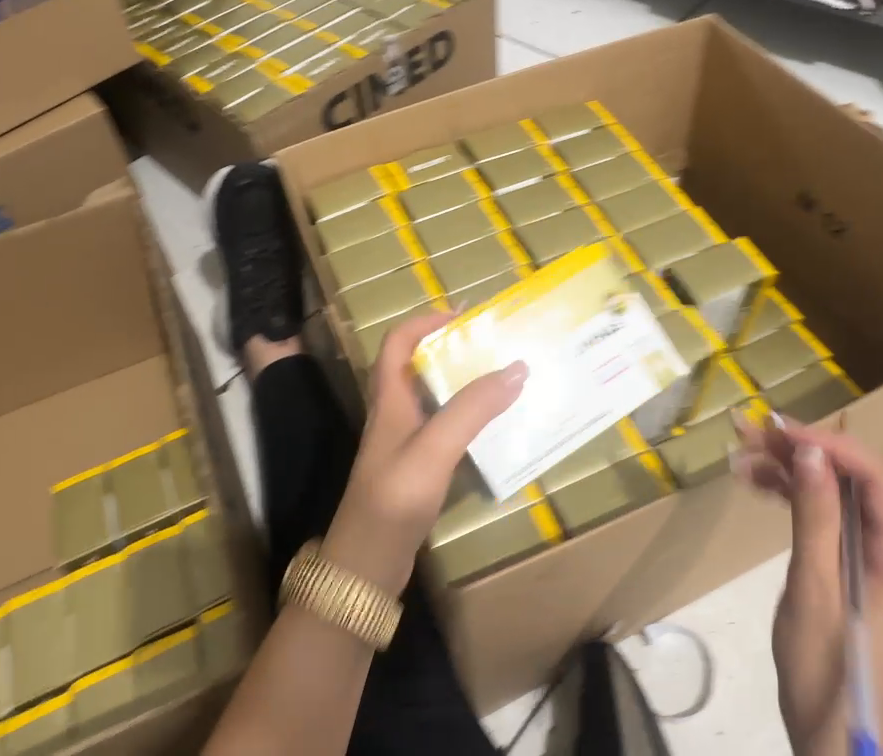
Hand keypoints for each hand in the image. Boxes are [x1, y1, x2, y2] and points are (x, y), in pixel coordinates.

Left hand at [323, 312, 527, 593]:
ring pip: (434, 400)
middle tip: (496, 346)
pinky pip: (444, 432)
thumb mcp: (434, 448)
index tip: (464, 315)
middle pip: (418, 368)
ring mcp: (403, 445)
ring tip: (505, 381)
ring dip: (464, 385)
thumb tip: (516, 367)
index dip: (425, 321)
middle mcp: (394, 415)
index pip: (398, 343)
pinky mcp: (415, 472)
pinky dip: (469, 421)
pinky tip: (496, 430)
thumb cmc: (394, 499)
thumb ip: (472, 409)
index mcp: (389, 400)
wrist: (366, 566)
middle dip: (453, 350)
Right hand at [733, 417, 882, 755]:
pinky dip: (793, 497)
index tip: (781, 431)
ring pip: (837, 494)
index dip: (832, 446)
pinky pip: (826, 517)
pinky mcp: (850, 567)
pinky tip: (756, 485)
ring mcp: (873, 558)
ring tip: (744, 455)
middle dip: (806, 451)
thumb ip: (816, 516)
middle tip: (752, 433)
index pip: (878, 479)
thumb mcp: (814, 586)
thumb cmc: (823, 662)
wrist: (826, 727)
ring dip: (793, 470)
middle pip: (856, 481)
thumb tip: (812, 453)